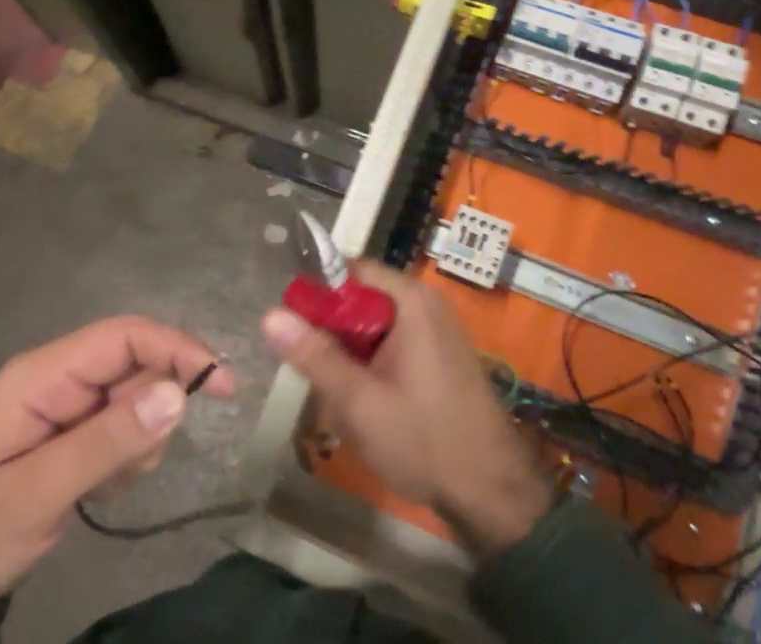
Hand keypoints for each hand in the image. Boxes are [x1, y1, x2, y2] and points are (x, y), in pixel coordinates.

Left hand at [0, 317, 234, 611]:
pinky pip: (127, 430)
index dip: (177, 349)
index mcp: (41, 375)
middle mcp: (58, 379)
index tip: (222, 385)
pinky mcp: (75, 435)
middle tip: (131, 467)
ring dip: (140, 443)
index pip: (124, 336)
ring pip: (139, 399)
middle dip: (155, 410)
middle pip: (137, 365)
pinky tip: (98, 490)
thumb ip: (105, 443)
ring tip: (100, 487)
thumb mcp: (33, 494)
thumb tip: (178, 393)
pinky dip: (130, 458)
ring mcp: (67, 407)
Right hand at [262, 262, 551, 558]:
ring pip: (374, 327)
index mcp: (411, 301)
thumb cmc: (422, 440)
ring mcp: (437, 332)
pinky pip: (393, 346)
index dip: (315, 295)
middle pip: (361, 299)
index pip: (350, 270)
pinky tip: (363, 405)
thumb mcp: (357, 401)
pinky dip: (372, 367)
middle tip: (311, 373)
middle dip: (331, 333)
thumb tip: (269, 315)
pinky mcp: (440, 358)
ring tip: (337, 397)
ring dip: (349, 356)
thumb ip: (314, 355)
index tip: (291, 330)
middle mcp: (426, 305)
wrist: (490, 490)